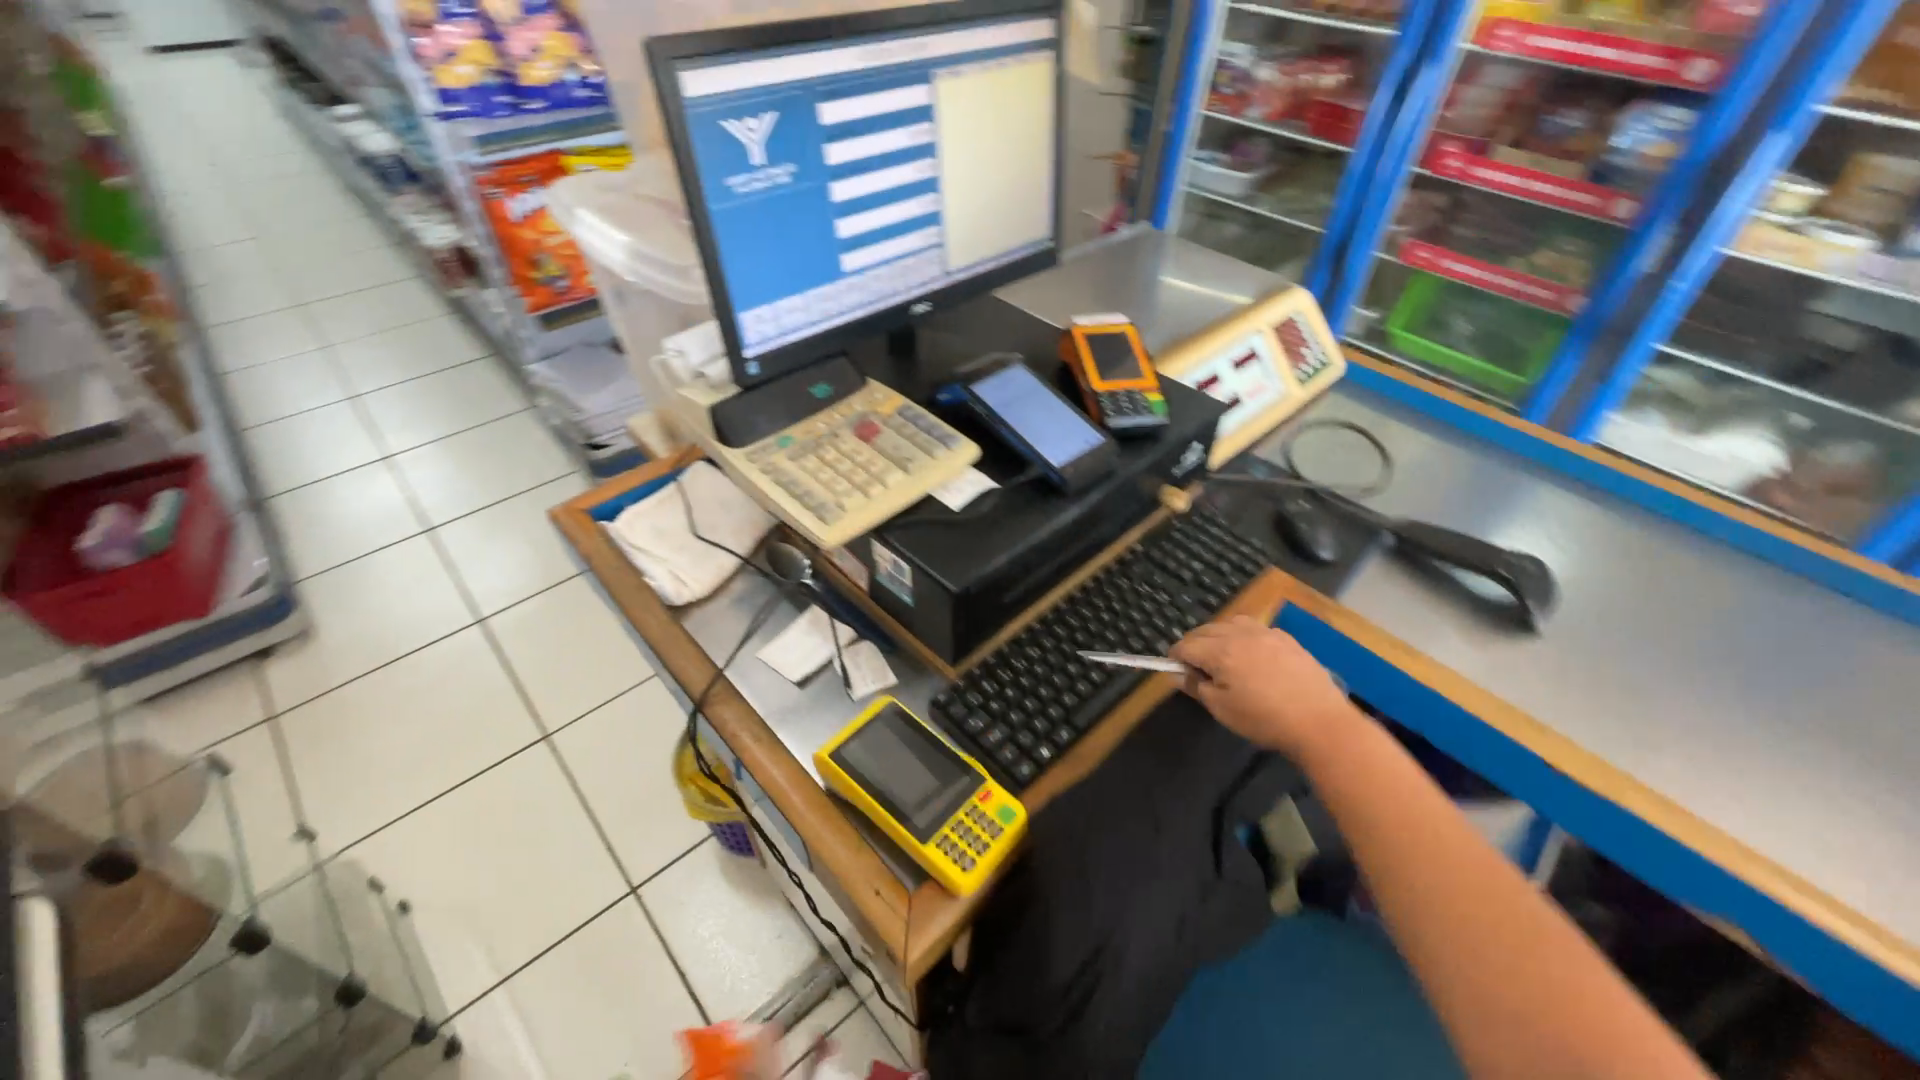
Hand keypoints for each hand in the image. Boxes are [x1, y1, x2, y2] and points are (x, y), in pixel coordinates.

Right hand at [1170, 615, 1356, 760]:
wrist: (1319, 721)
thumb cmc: (1264, 719)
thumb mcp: (1222, 709)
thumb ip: (1196, 687)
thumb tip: (1178, 674)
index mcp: (1221, 651)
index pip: (1186, 645)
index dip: (1175, 657)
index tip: (1176, 671)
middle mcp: (1241, 634)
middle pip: (1206, 630)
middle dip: (1195, 645)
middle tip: (1197, 668)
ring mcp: (1267, 633)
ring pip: (1232, 623)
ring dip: (1219, 636)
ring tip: (1224, 657)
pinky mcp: (1287, 639)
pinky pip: (1256, 628)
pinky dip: (1244, 637)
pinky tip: (1252, 656)